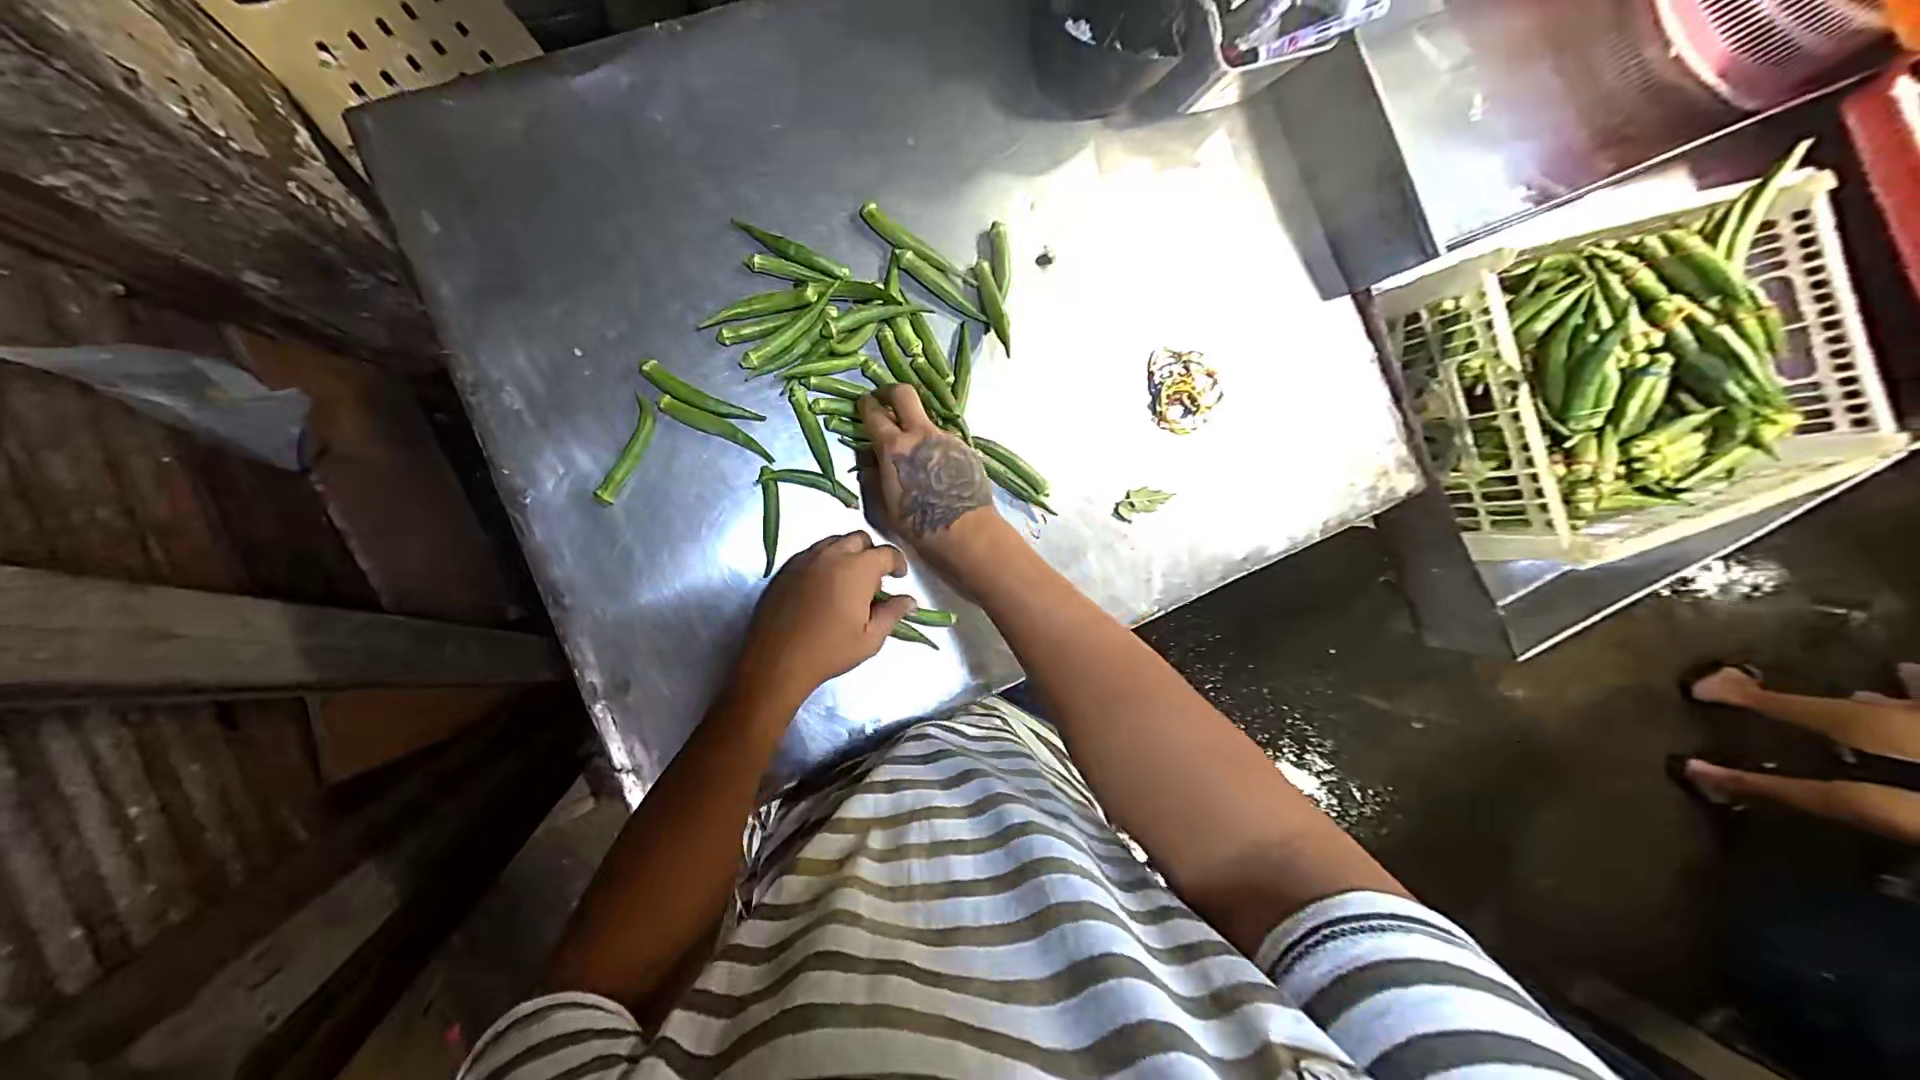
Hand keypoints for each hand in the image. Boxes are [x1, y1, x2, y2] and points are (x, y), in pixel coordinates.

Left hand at [735, 530, 916, 703]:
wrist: (775, 661)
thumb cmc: (829, 651)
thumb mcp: (870, 638)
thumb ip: (892, 613)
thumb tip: (909, 601)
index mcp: (857, 569)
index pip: (886, 552)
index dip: (898, 563)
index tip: (899, 577)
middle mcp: (831, 555)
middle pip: (859, 539)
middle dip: (871, 554)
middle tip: (873, 581)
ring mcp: (805, 559)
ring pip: (833, 542)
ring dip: (847, 554)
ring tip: (847, 582)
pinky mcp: (785, 569)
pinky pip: (811, 554)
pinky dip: (824, 562)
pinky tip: (822, 587)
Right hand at [857, 385, 1013, 575]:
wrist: (967, 533)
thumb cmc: (920, 526)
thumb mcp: (882, 507)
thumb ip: (871, 476)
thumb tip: (868, 458)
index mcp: (895, 448)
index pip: (874, 413)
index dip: (865, 405)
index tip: (862, 403)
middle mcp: (922, 435)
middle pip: (904, 394)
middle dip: (889, 391)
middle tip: (883, 399)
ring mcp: (947, 439)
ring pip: (926, 419)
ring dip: (915, 425)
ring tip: (913, 450)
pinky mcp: (966, 449)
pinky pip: (943, 439)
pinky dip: (933, 445)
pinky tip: (935, 468)